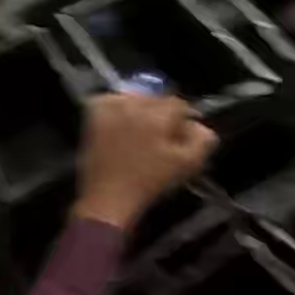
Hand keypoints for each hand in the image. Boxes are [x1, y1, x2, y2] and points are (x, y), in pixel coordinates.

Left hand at [73, 96, 217, 229]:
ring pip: (132, 97)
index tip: (180, 134)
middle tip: (162, 134)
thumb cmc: (150, 182)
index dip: (183, 119)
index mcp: (156, 115)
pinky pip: (106, 101)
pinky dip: (115, 107)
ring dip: (139, 108)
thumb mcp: (189, 163)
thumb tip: (196, 123)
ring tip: (141, 130)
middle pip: (155, 98)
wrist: (109, 196)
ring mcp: (108, 110)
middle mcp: (131, 106)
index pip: (178, 103)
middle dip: (162, 113)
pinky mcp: (91, 118)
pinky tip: (120, 123)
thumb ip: (202, 138)